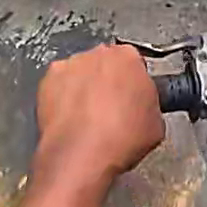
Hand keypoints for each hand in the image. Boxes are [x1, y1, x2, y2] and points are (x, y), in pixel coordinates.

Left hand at [31, 44, 164, 190]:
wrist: (81, 154)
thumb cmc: (121, 139)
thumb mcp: (156, 125)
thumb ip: (150, 102)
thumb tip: (142, 104)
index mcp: (128, 58)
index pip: (133, 62)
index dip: (132, 82)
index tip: (131, 99)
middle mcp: (99, 53)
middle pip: (105, 63)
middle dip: (107, 81)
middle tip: (110, 110)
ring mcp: (72, 63)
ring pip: (81, 72)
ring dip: (84, 88)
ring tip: (86, 118)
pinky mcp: (50, 77)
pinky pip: (60, 83)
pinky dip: (62, 96)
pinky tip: (69, 118)